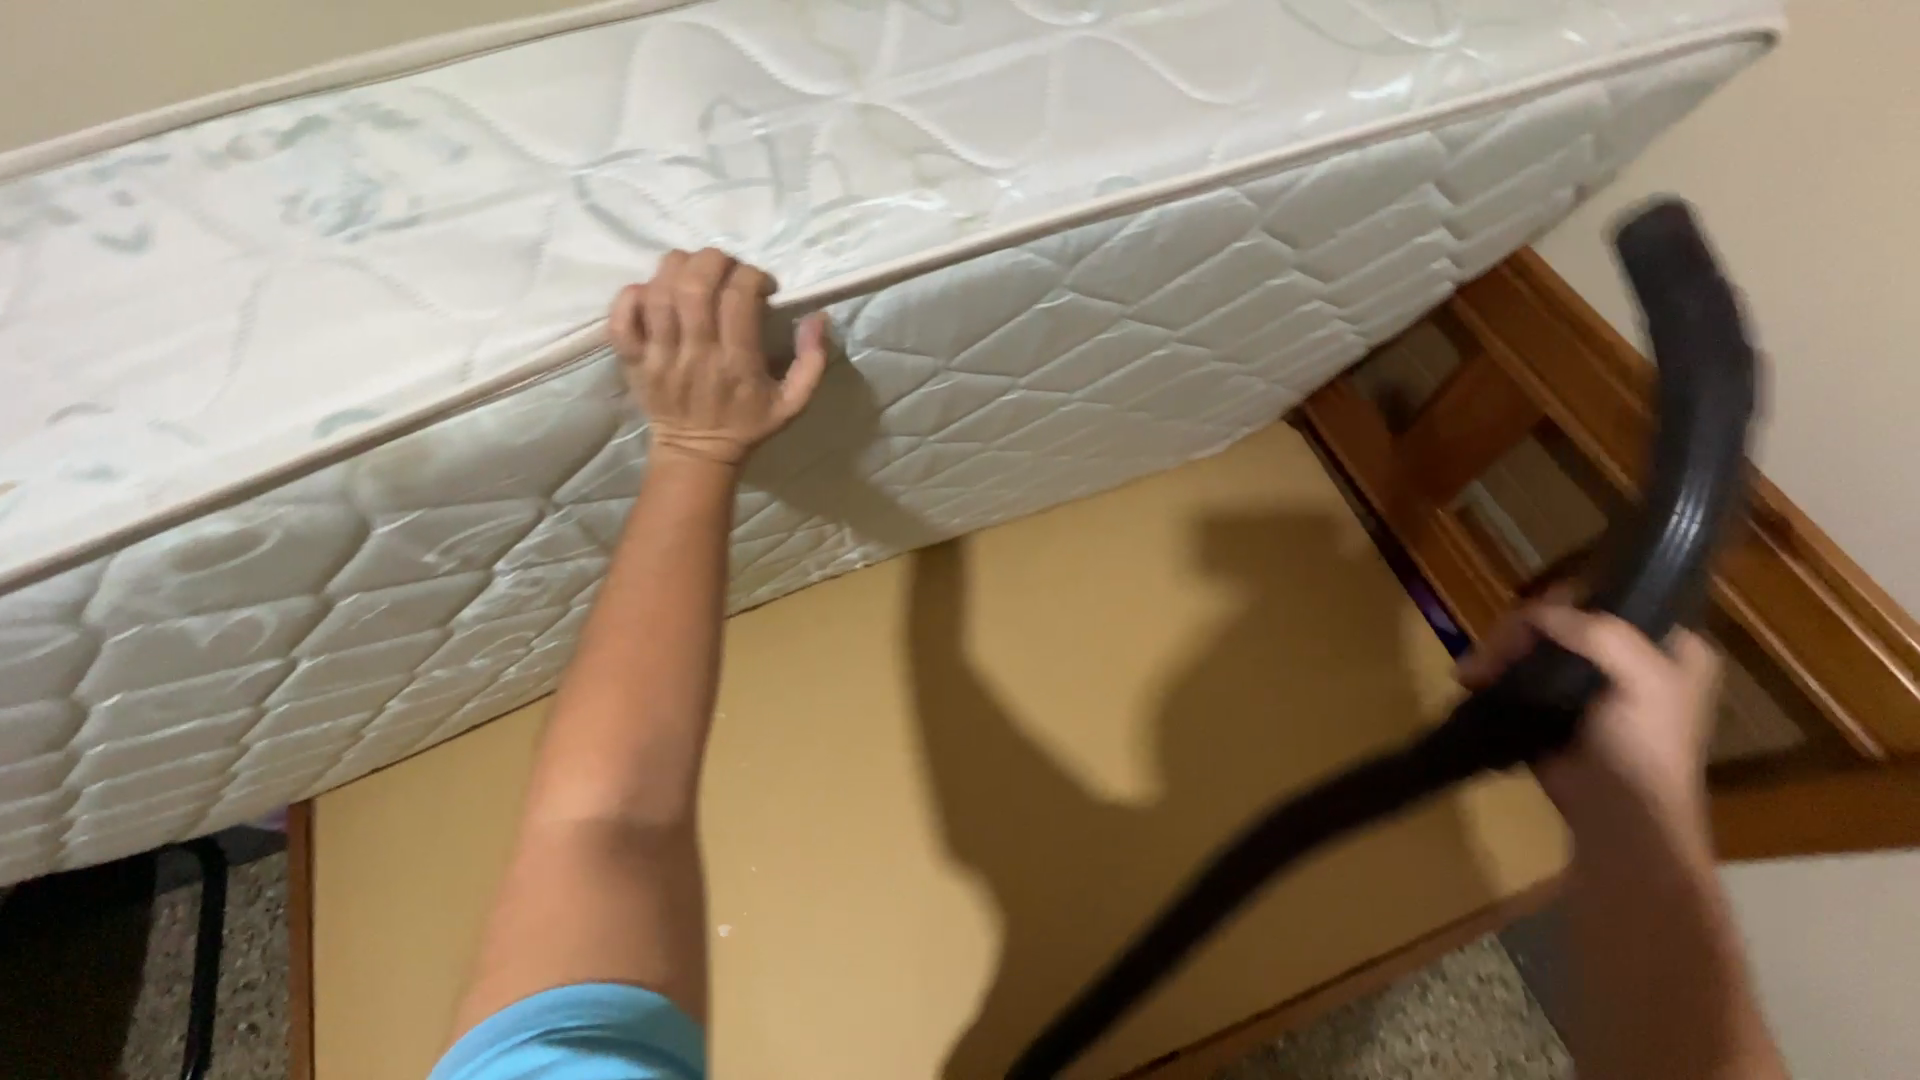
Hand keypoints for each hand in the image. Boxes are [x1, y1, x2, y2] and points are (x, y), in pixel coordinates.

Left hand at [609, 248, 828, 467]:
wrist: (698, 455)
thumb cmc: (748, 425)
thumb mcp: (793, 402)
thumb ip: (812, 362)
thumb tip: (818, 318)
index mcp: (737, 363)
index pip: (739, 298)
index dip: (752, 276)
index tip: (762, 285)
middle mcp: (697, 355)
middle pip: (694, 286)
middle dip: (713, 261)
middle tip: (725, 268)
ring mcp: (660, 357)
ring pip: (658, 293)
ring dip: (677, 268)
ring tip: (693, 272)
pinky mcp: (634, 360)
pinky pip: (622, 318)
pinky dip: (632, 295)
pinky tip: (653, 293)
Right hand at [1459, 599, 1720, 841]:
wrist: (1618, 815)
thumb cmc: (1644, 746)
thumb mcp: (1644, 680)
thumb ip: (1599, 635)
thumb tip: (1534, 612)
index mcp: (1666, 644)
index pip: (1605, 597)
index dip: (1562, 602)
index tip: (1526, 623)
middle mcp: (1627, 656)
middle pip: (1557, 620)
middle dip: (1516, 635)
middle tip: (1488, 658)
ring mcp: (1584, 681)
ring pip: (1530, 644)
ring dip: (1495, 653)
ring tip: (1470, 675)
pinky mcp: (1549, 704)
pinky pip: (1516, 672)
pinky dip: (1490, 672)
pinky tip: (1471, 680)